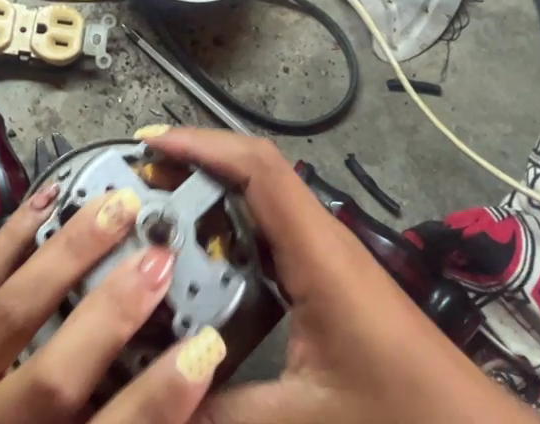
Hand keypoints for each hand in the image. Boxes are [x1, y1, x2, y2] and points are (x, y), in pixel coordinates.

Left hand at [0, 181, 230, 423]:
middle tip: (160, 260)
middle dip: (112, 313)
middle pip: (53, 375)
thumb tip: (153, 380)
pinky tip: (45, 199)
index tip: (203, 352)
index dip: (157, 400)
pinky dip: (13, 236)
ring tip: (114, 209)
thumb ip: (87, 422)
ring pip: (9, 309)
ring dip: (68, 254)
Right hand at [143, 129, 537, 423]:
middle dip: (195, 163)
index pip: (257, 168)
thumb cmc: (404, 417)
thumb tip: (156, 405)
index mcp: (319, 254)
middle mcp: (323, 241)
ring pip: (264, 201)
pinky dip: (232, 229)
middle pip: (255, 173)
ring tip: (156, 213)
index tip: (149, 143)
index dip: (202, 144)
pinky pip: (273, 234)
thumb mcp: (304, 423)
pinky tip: (202, 264)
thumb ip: (222, 414)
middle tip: (136, 181)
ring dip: (212, 194)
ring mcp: (330, 258)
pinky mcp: (332, 280)